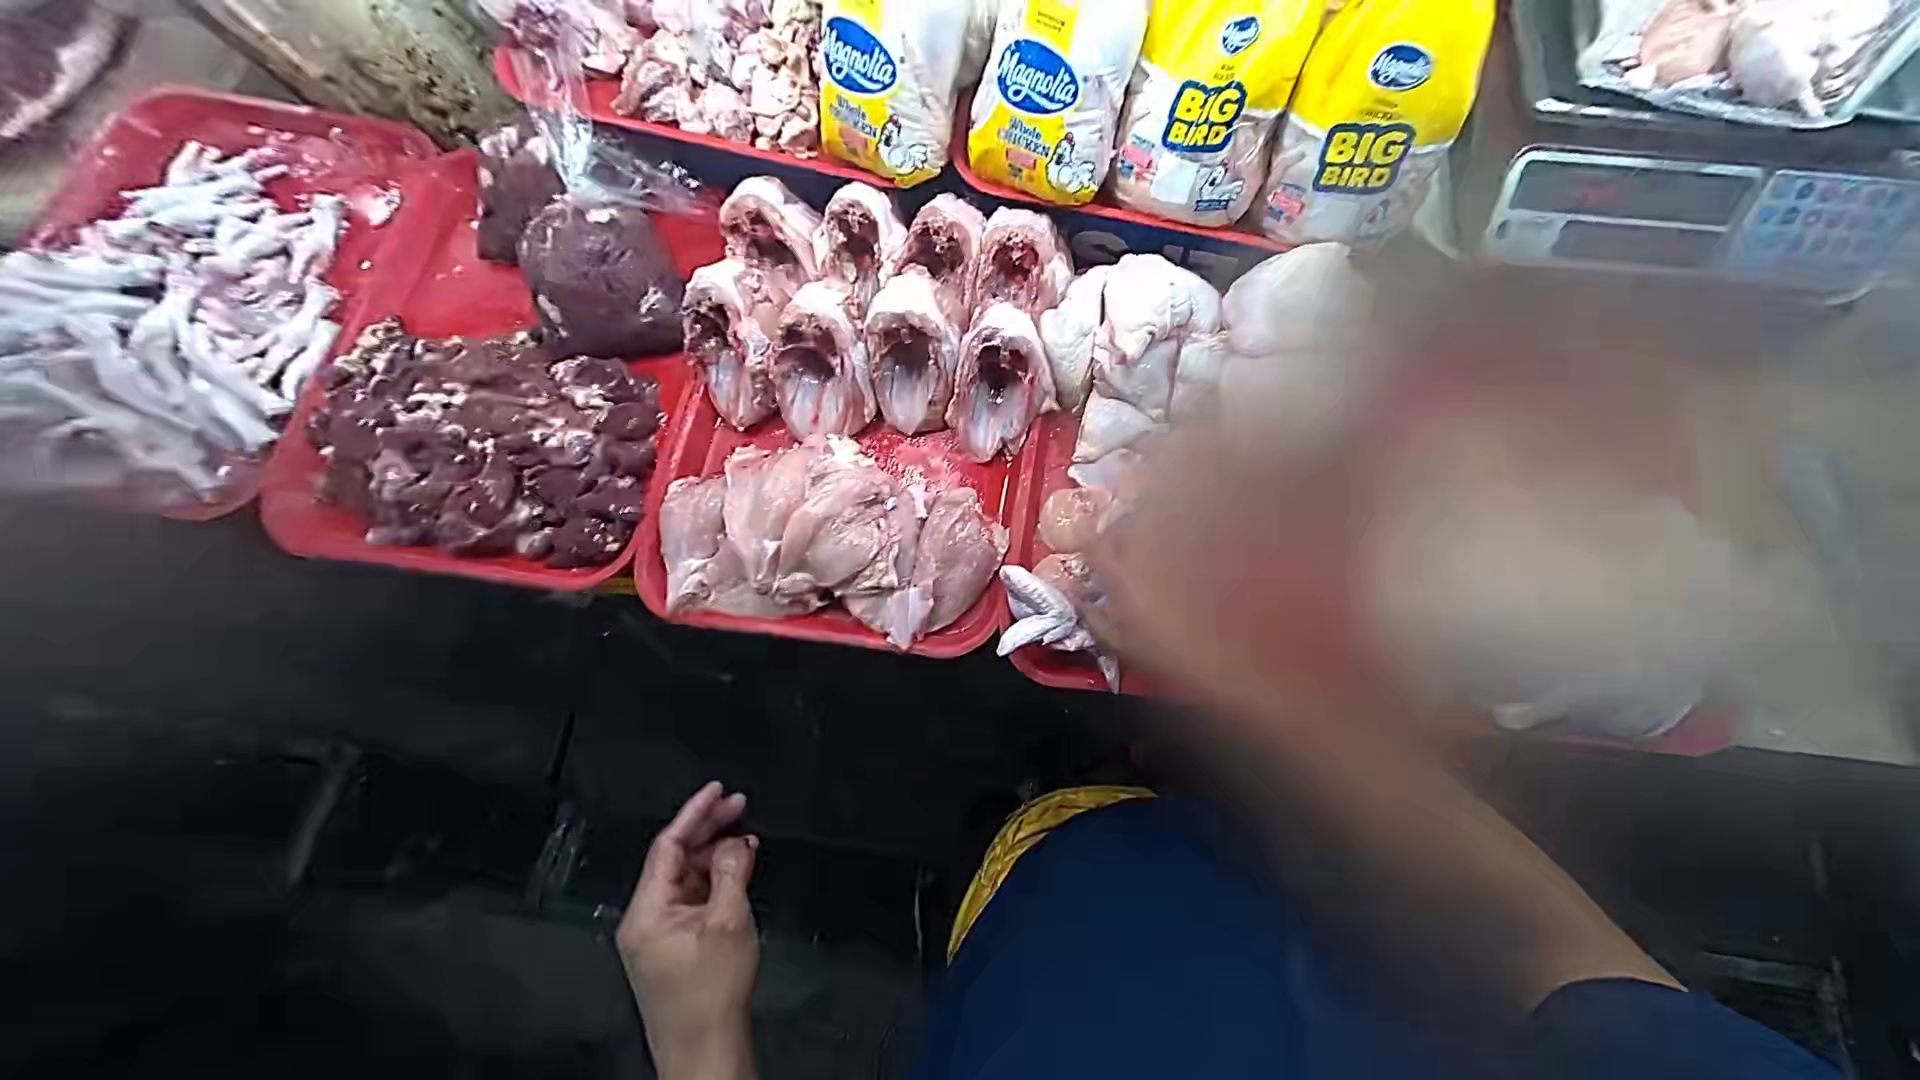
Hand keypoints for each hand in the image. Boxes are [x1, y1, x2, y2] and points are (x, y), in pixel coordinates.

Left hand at [617, 781, 759, 1079]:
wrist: (705, 1050)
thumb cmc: (711, 991)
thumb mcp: (728, 920)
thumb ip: (732, 871)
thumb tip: (736, 841)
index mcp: (647, 911)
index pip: (668, 845)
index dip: (694, 812)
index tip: (716, 790)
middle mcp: (647, 918)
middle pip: (677, 857)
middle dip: (709, 829)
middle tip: (739, 805)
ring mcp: (661, 931)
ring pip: (688, 875)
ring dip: (718, 854)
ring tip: (747, 838)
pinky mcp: (676, 943)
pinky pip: (695, 895)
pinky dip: (719, 878)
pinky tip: (741, 867)